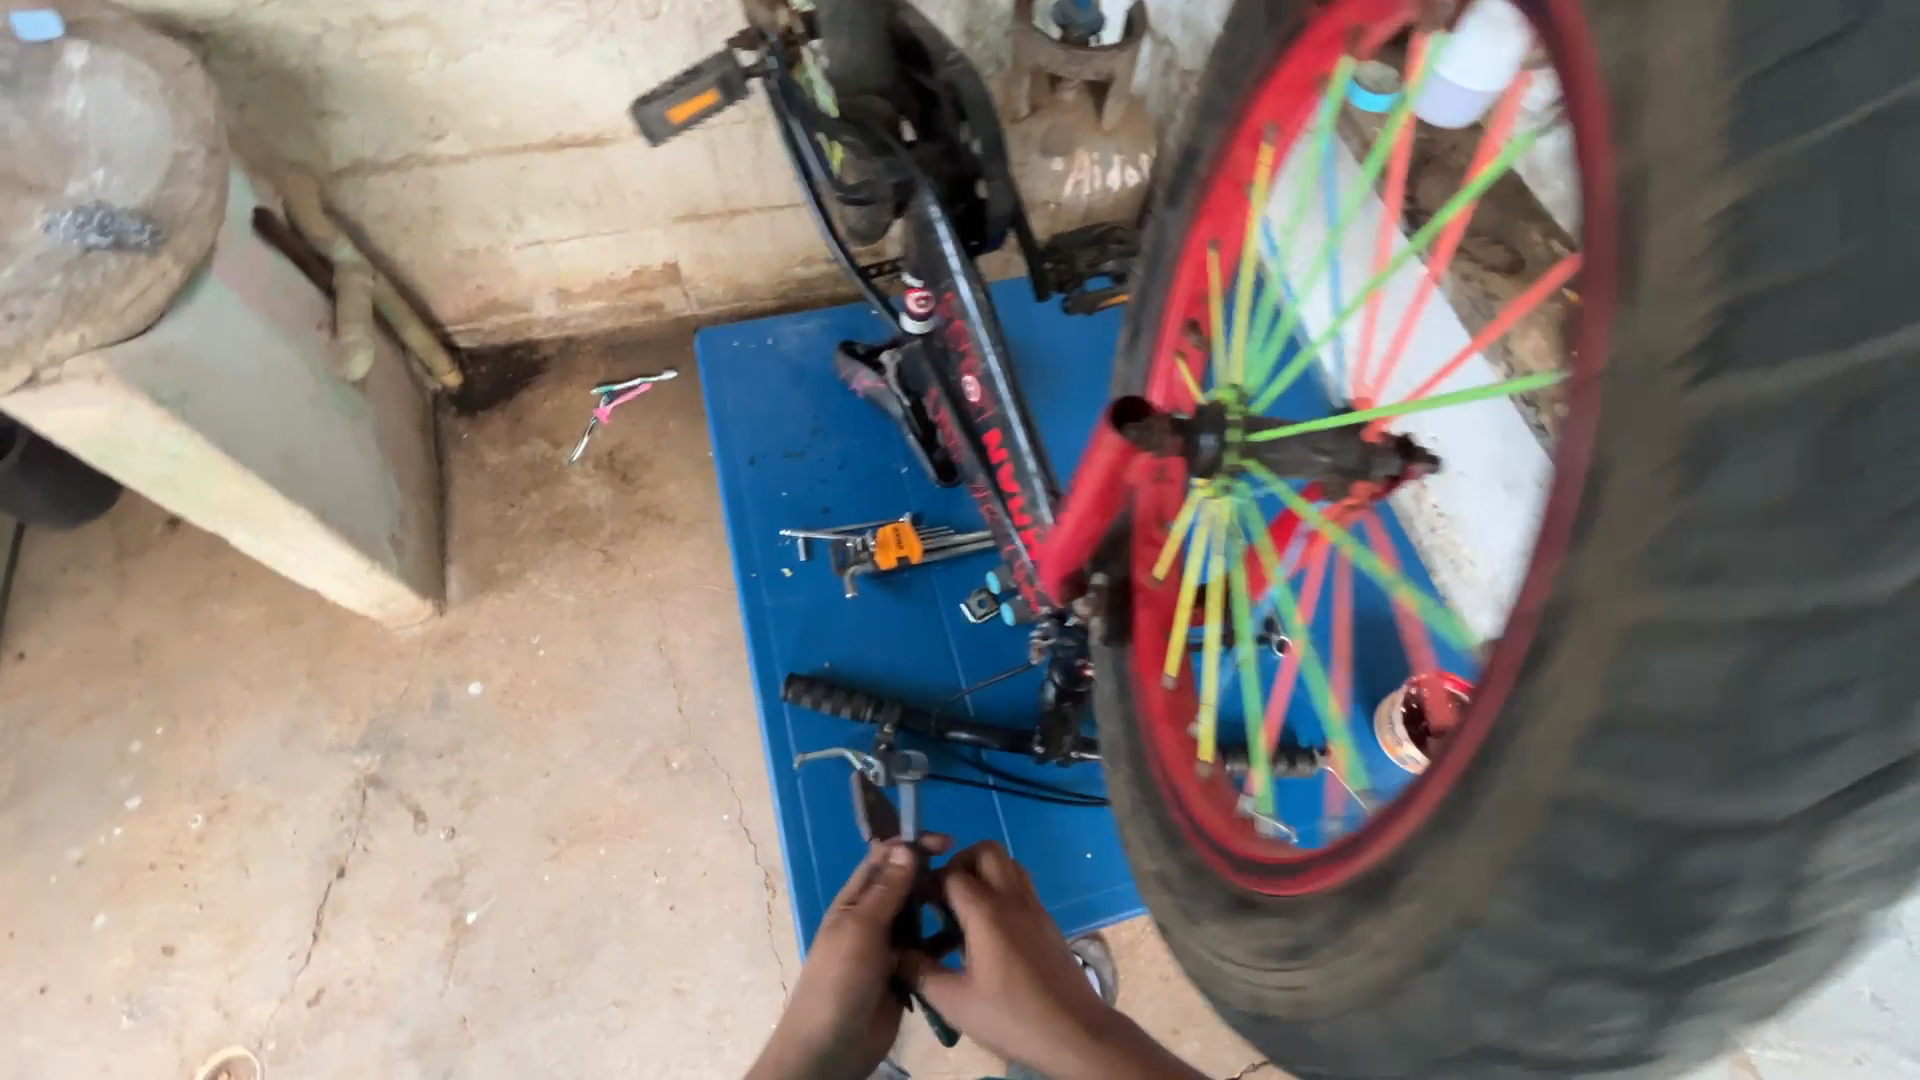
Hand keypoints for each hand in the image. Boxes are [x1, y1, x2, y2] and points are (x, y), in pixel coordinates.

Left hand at [746, 834, 949, 1079]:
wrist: (831, 1049)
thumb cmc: (839, 981)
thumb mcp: (861, 929)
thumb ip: (886, 890)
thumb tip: (906, 847)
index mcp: (855, 899)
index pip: (885, 858)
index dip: (913, 845)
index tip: (946, 843)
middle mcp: (873, 916)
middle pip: (906, 883)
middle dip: (931, 873)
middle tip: (965, 874)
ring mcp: (889, 945)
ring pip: (919, 914)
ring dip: (939, 905)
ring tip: (971, 902)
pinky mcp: (905, 972)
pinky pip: (927, 948)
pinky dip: (943, 940)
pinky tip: (966, 936)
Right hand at [901, 841, 1204, 1079]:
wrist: (1075, 1032)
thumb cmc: (1012, 1017)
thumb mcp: (956, 1003)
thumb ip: (921, 973)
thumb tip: (895, 953)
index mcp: (986, 912)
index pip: (950, 874)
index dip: (929, 883)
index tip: (917, 906)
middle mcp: (1011, 897)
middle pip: (985, 850)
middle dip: (959, 863)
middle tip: (944, 896)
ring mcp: (1033, 905)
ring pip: (1007, 862)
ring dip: (983, 872)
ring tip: (965, 907)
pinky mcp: (1046, 918)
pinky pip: (1021, 883)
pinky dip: (1001, 887)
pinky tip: (989, 927)